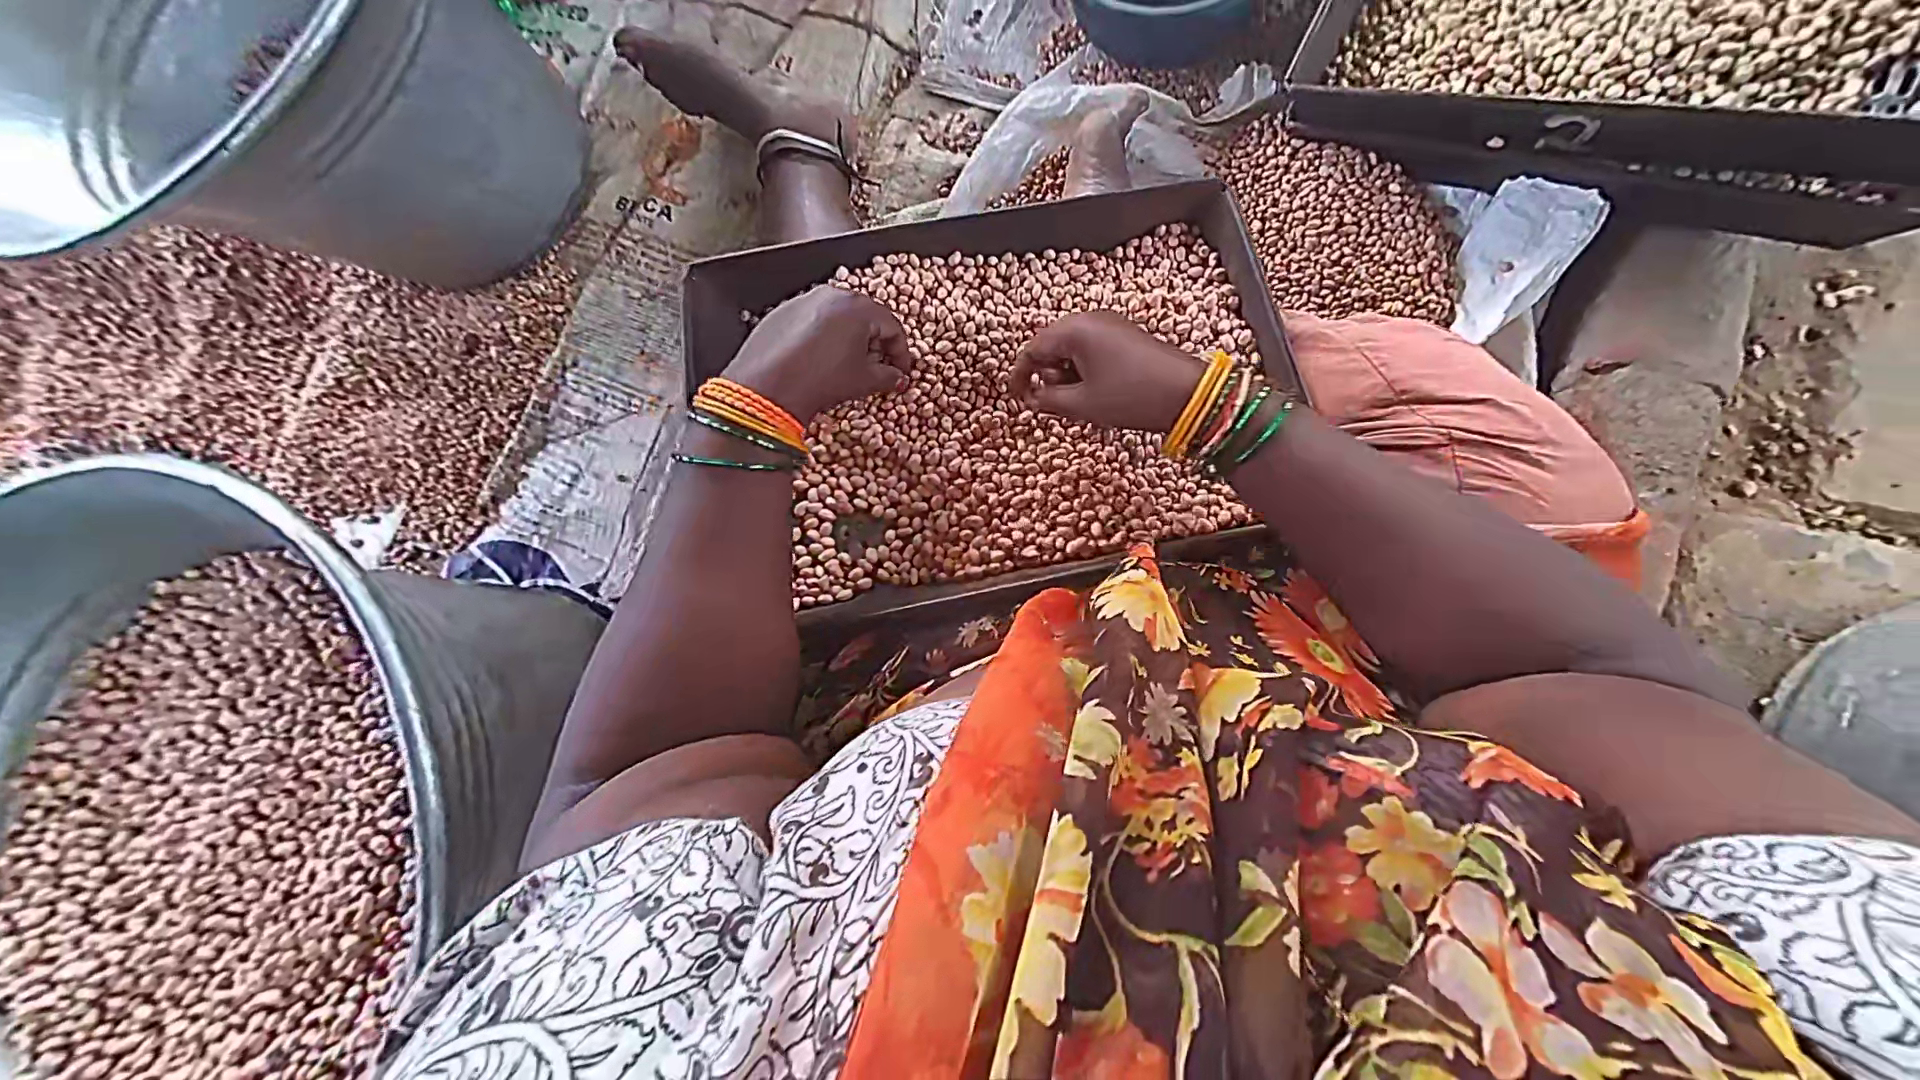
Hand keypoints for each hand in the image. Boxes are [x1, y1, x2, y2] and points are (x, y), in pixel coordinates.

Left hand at [724, 286, 912, 421]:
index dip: (901, 353)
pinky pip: (812, 322)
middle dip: (875, 344)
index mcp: (858, 307)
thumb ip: (888, 376)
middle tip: (878, 368)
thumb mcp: (864, 381)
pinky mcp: (782, 312)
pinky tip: (820, 362)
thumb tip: (896, 377)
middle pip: (865, 317)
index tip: (901, 371)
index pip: (892, 326)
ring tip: (848, 367)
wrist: (768, 388)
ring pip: (837, 318)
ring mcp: (803, 301)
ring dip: (849, 340)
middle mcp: (831, 295)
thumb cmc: (820, 380)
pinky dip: (823, 339)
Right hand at [1009, 312, 1204, 431]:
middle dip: (1048, 376)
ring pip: (1072, 351)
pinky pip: (1093, 352)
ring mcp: (1111, 326)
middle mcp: (1091, 319)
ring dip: (1068, 376)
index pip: (1032, 349)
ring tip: (1083, 402)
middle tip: (1056, 403)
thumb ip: (1047, 400)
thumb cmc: (1133, 396)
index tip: (1017, 398)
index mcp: (1075, 330)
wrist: (1188, 394)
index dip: (1020, 376)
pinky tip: (1099, 394)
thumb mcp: (1082, 404)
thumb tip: (1032, 398)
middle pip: (1051, 347)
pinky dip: (1086, 372)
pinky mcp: (1126, 337)